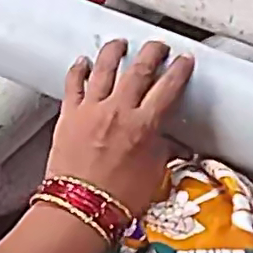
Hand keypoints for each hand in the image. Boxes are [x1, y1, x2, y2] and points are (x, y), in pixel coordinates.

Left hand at [46, 39, 193, 214]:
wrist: (79, 210)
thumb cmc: (118, 198)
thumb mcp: (153, 172)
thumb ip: (161, 148)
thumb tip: (169, 141)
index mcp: (144, 126)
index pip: (168, 88)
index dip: (179, 71)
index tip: (184, 61)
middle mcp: (118, 112)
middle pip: (139, 70)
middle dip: (152, 52)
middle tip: (158, 45)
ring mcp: (91, 110)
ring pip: (104, 68)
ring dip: (115, 51)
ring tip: (120, 43)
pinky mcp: (69, 115)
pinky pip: (74, 83)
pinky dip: (79, 69)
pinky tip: (83, 61)